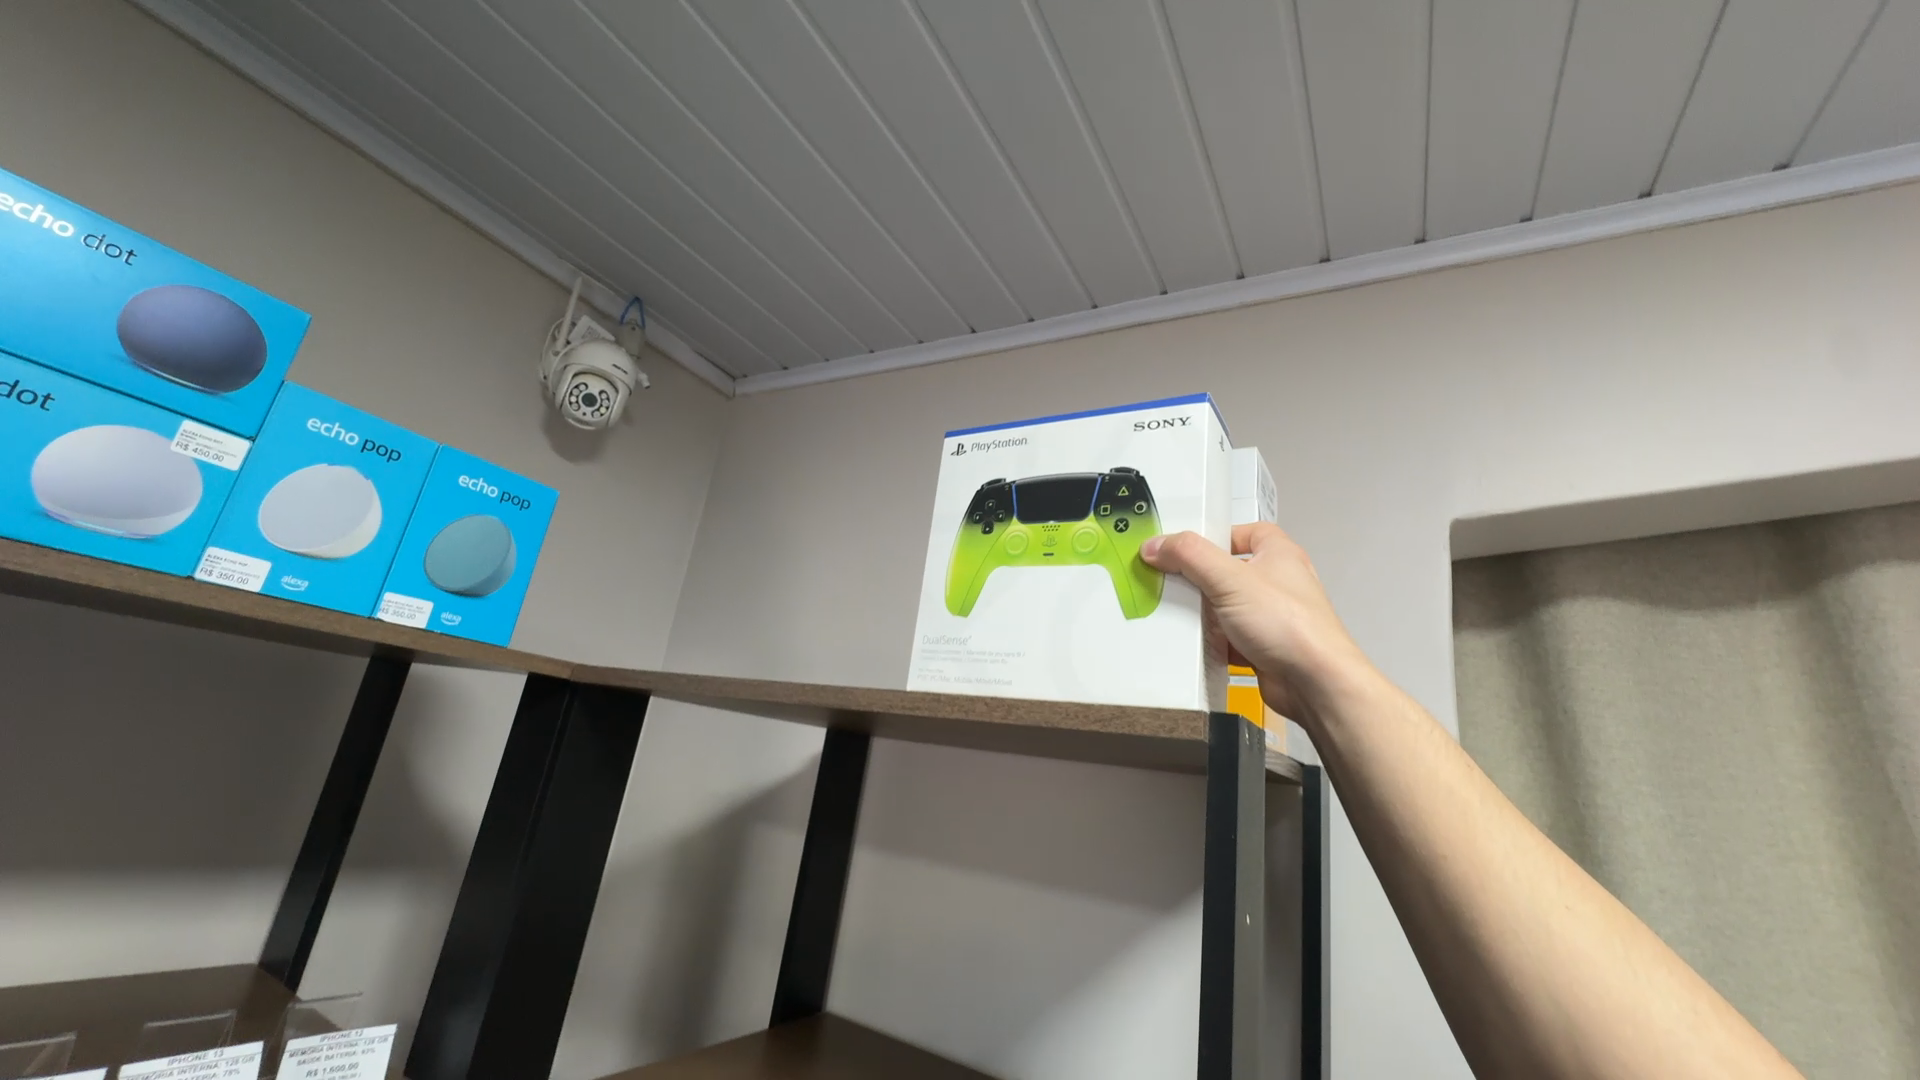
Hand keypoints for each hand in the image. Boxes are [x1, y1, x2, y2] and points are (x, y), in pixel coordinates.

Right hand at [1140, 524, 1374, 729]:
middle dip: (1201, 580)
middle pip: (1229, 571)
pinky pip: (1230, 638)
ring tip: (1176, 614)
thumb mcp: (1230, 579)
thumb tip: (1154, 545)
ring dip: (1204, 614)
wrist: (1315, 683)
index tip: (1187, 548)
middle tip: (1171, 582)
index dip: (1218, 536)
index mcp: (1278, 554)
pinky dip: (1213, 642)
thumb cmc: (1284, 622)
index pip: (1246, 532)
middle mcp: (1278, 582)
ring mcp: (1272, 617)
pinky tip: (1195, 644)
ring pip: (1227, 607)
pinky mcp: (1265, 647)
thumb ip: (1190, 556)